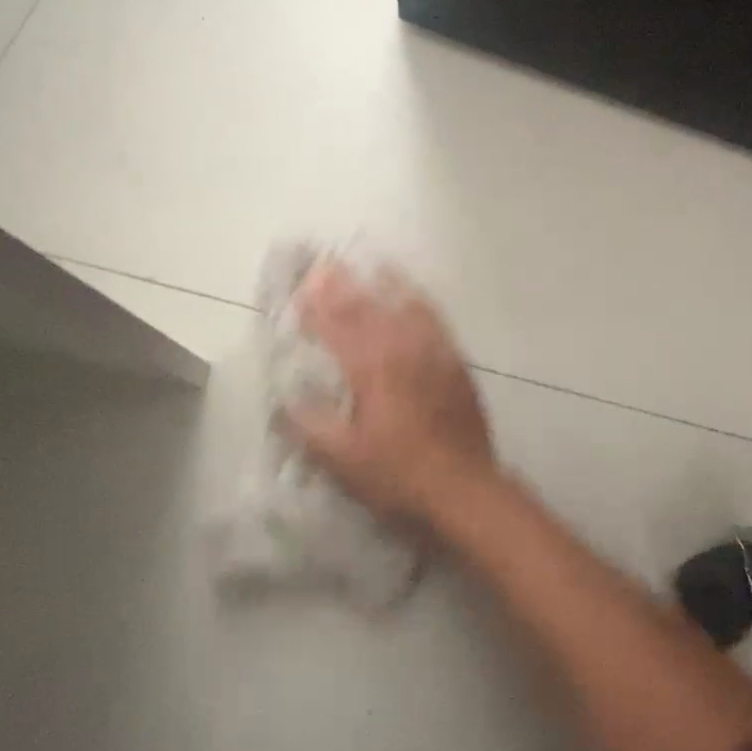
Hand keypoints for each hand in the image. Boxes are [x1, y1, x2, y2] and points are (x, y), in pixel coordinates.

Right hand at [283, 260, 495, 522]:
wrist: (464, 487)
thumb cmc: (397, 476)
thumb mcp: (341, 459)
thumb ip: (310, 424)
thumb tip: (287, 398)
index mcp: (372, 371)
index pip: (339, 328)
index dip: (319, 305)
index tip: (303, 282)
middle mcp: (406, 353)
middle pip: (373, 310)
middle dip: (348, 285)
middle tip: (330, 262)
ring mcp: (438, 357)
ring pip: (410, 309)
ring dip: (390, 286)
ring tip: (375, 264)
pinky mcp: (459, 367)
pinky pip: (439, 325)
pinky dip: (423, 306)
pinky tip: (418, 300)